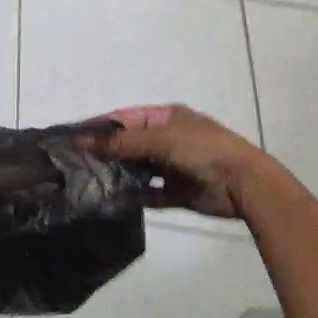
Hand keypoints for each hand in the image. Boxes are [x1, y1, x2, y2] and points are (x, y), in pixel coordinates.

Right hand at [85, 105, 285, 219]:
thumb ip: (122, 142)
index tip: (72, 137)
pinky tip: (117, 199)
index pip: (124, 118)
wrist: (245, 185)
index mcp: (165, 118)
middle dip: (106, 151)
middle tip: (76, 162)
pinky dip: (137, 195)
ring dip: (119, 174)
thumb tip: (83, 140)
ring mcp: (174, 166)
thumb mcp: (160, 139)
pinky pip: (152, 192)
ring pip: (139, 168)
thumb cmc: (203, 150)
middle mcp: (167, 139)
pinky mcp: (179, 191)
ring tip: (91, 181)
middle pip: (129, 144)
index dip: (99, 126)